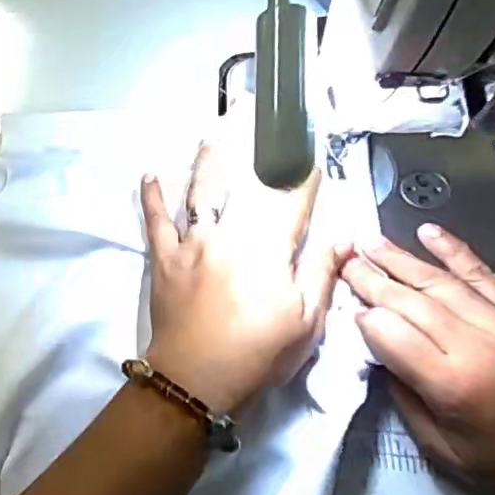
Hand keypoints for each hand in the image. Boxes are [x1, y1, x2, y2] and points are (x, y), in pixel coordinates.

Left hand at [139, 140, 346, 413]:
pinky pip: (156, 221)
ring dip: (206, 157)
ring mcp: (192, 243)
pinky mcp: (164, 258)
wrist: (195, 382)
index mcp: (267, 249)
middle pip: (242, 180)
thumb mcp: (306, 323)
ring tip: (213, 129)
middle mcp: (229, 235)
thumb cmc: (258, 354)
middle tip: (253, 112)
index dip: (303, 174)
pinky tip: (150, 174)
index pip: (291, 201)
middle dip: (251, 143)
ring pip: (199, 190)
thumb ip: (322, 274)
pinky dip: (152, 197)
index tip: (310, 151)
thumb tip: (345, 236)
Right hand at [343, 223, 494, 494]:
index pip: (392, 335)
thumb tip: (385, 359)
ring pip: (442, 281)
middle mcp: (478, 344)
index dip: (364, 319)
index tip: (345, 306)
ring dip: (402, 258)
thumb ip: (412, 403)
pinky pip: (485, 275)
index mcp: (455, 386)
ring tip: (370, 241)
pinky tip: (430, 233)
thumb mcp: (454, 457)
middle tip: (344, 257)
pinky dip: (455, 251)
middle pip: (412, 299)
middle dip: (373, 278)